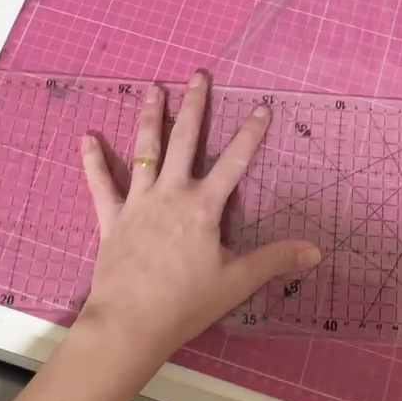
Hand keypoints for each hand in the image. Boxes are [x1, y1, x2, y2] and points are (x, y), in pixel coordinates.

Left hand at [76, 71, 321, 365]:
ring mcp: (139, 202)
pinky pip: (101, 185)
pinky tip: (86, 137)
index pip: (234, 161)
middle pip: (185, 140)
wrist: (130, 324)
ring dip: (149, 117)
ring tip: (153, 88)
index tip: (261, 107)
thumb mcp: (237, 282)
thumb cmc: (186, 303)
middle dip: (194, 106)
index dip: (250, 133)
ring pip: (145, 151)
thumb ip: (275, 260)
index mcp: (204, 206)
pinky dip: (93, 161)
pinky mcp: (112, 218)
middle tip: (198, 76)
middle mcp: (172, 193)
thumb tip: (315, 251)